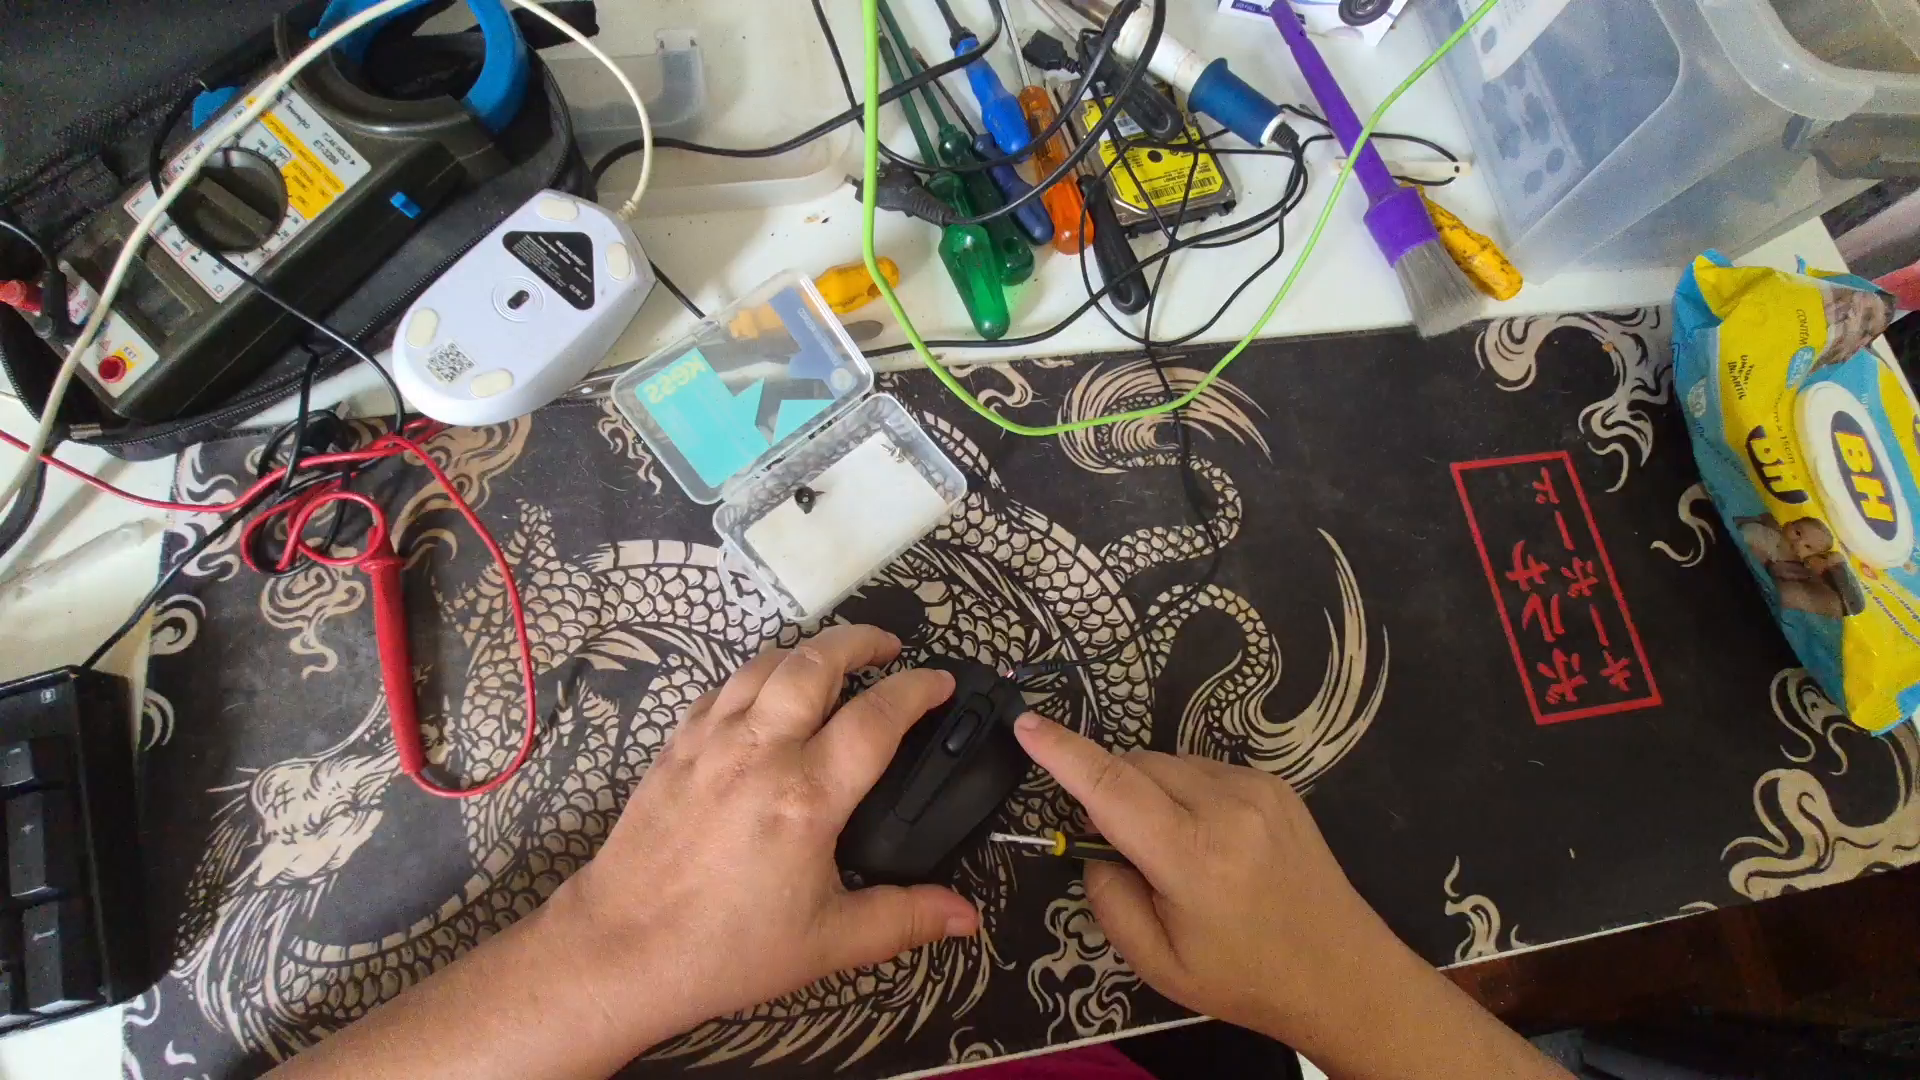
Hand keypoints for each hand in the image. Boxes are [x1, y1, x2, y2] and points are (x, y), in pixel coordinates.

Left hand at [553, 625, 978, 1043]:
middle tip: (888, 646)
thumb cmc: (727, 946)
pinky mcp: (678, 743)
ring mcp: (714, 739)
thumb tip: (967, 917)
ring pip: (768, 662)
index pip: (877, 716)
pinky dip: (759, 675)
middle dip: (861, 640)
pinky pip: (726, 686)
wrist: (617, 950)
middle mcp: (763, 750)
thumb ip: (902, 919)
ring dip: (810, 650)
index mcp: (808, 795)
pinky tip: (769, 692)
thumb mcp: (827, 941)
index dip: (918, 689)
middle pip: (817, 661)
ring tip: (834, 660)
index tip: (942, 681)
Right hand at [1012, 714, 1394, 1044]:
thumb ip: (1107, 892)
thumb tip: (1095, 834)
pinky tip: (1209, 835)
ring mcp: (1255, 787)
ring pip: (1164, 762)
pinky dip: (1182, 791)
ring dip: (1147, 790)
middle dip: (1111, 792)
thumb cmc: (1244, 978)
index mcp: (1194, 859)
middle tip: (1127, 849)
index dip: (1063, 753)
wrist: (1346, 974)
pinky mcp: (1271, 779)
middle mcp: (1227, 807)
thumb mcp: (1156, 962)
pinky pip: (1198, 766)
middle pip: (1133, 766)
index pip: (1112, 789)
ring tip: (1178, 847)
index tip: (1026, 724)